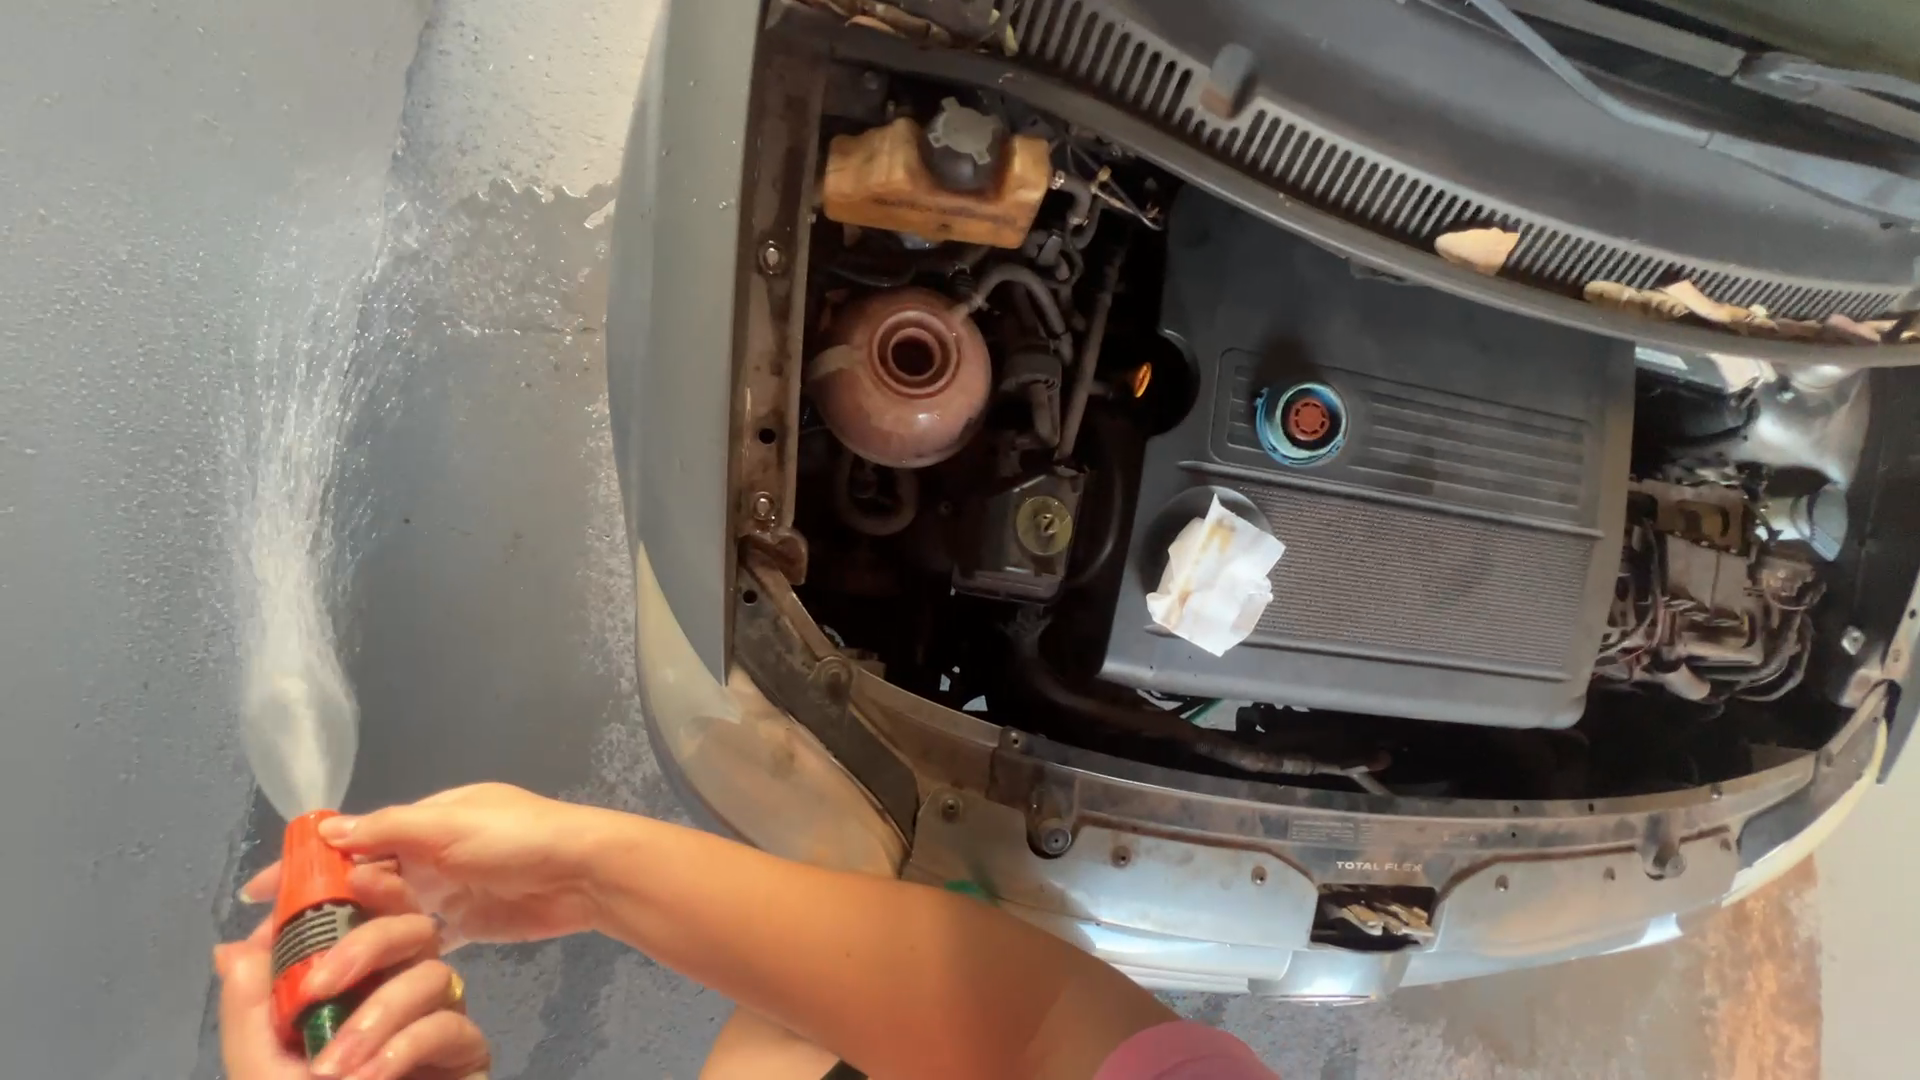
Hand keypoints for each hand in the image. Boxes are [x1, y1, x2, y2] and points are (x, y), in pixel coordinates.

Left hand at [216, 870, 488, 1079]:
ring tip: (336, 1068)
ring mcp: (438, 1020)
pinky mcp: (468, 1052)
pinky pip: (450, 1025)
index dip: (364, 895)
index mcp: (356, 988)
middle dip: (370, 945)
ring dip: (380, 1014)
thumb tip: (235, 945)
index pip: (371, 921)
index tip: (341, 879)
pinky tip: (373, 1076)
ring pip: (434, 974)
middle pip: (414, 930)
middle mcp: (401, 993)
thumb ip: (251, 1013)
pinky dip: (407, 1046)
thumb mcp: (261, 1073)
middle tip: (322, 985)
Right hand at [252, 783, 616, 945]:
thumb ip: (392, 827)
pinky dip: (389, 950)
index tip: (256, 891)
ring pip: (387, 911)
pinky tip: (354, 976)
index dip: (312, 861)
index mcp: (435, 818)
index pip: (362, 836)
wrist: (583, 873)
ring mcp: (451, 888)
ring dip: (350, 931)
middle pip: (369, 878)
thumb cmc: (519, 839)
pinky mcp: (466, 924)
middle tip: (270, 945)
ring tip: (300, 966)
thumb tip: (328, 829)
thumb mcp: (452, 823)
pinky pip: (416, 938)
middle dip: (323, 905)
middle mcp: (439, 851)